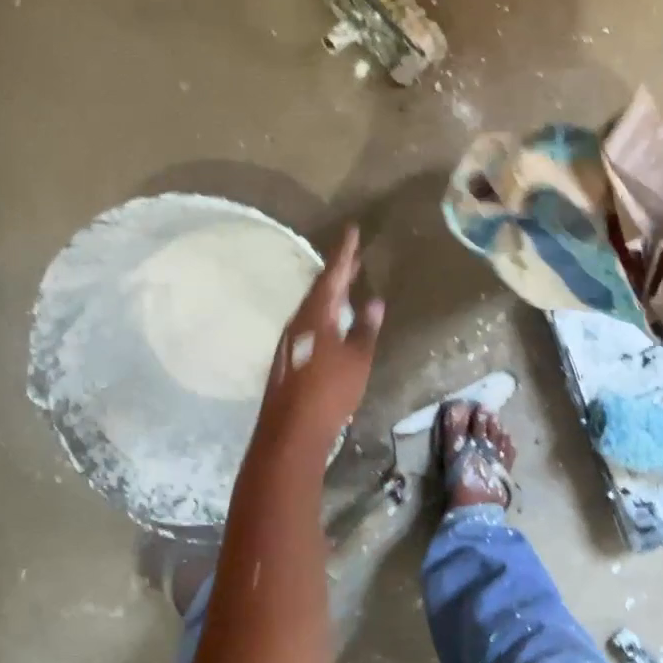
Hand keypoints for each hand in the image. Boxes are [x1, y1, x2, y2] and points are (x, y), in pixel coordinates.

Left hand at [251, 225, 384, 457]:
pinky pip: (309, 323)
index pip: (333, 274)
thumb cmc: (329, 391)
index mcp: (316, 314)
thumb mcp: (357, 358)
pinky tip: (333, 320)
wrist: (291, 432)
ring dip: (331, 292)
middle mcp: (299, 322)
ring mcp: (290, 341)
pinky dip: (324, 312)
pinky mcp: (289, 358)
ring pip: (313, 306)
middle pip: (321, 288)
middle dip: (338, 271)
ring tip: (348, 282)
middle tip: (354, 254)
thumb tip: (374, 301)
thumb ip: (366, 328)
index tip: (352, 230)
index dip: (345, 253)